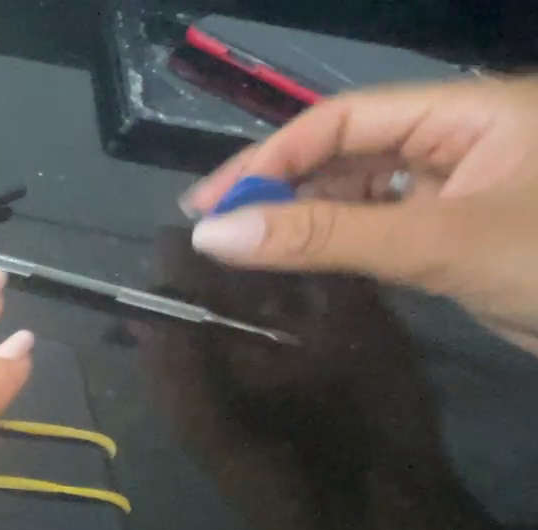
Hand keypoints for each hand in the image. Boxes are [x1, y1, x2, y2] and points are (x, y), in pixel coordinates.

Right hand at [179, 77, 537, 349]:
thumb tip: (210, 235)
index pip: (347, 117)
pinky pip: (372, 223)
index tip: (205, 208)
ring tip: (235, 250)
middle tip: (208, 231)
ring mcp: (463, 186)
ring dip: (294, 215)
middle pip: (346, 149)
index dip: (269, 158)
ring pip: (355, 188)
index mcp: (479, 112)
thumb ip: (322, 235)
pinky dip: (324, 241)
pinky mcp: (455, 231)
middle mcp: (468, 139)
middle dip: (274, 185)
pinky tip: (287, 262)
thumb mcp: (436, 243)